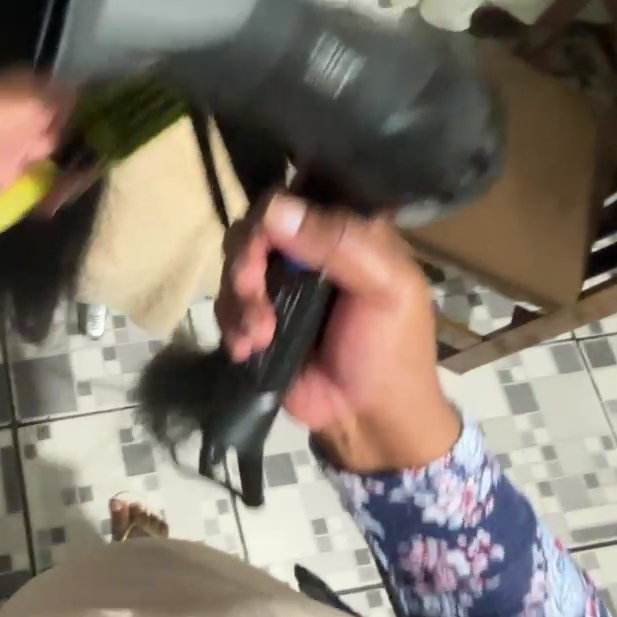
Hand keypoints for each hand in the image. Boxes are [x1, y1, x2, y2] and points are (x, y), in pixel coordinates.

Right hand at [216, 192, 460, 471]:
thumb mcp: (386, 288)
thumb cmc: (392, 350)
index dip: (274, 212)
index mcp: (345, 233)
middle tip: (252, 290)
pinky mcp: (255, 319)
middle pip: (253, 230)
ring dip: (238, 301)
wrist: (367, 420)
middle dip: (246, 262)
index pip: (298, 196)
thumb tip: (274, 210)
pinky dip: (230, 326)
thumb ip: (338, 243)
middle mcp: (306, 252)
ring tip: (258, 335)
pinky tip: (248, 349)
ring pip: (233, 267)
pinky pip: (224, 305)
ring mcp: (278, 286)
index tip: (265, 238)